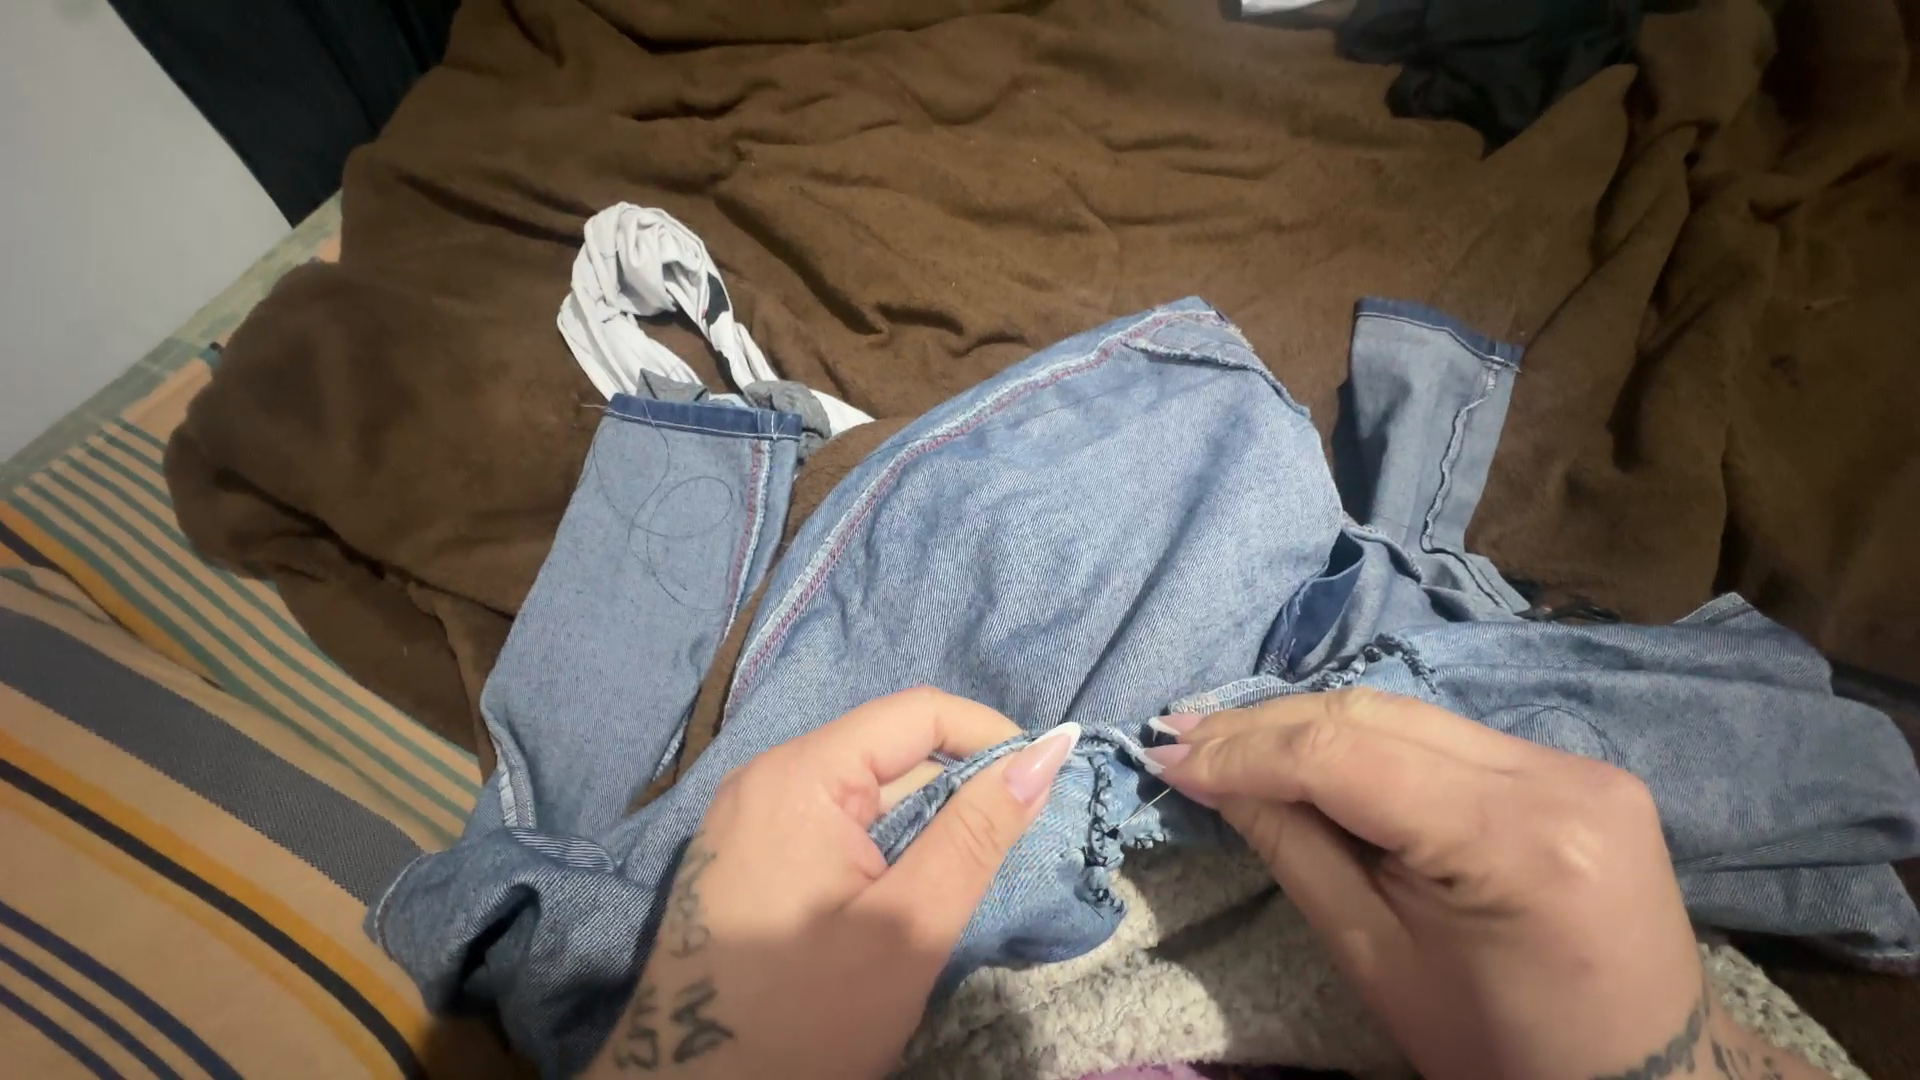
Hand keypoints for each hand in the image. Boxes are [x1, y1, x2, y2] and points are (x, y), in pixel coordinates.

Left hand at [582, 687, 1076, 1079]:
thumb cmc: (804, 1022)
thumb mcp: (909, 927)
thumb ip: (980, 832)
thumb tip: (1049, 754)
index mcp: (801, 774)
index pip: (917, 713)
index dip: (989, 735)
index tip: (1042, 780)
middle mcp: (770, 772)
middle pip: (891, 751)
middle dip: (957, 788)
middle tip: (1005, 846)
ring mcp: (752, 809)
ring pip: (866, 788)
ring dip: (922, 822)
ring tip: (955, 877)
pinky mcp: (750, 846)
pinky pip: (835, 818)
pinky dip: (883, 842)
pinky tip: (900, 890)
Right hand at [1144, 689, 1822, 1079]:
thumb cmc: (1495, 1046)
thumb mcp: (1371, 954)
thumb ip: (1287, 844)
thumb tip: (1204, 773)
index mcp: (1517, 844)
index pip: (1345, 759)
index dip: (1244, 752)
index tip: (1166, 757)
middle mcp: (1555, 777)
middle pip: (1368, 717)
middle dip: (1261, 726)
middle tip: (1180, 737)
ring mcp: (1569, 761)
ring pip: (1393, 711)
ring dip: (1297, 722)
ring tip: (1219, 736)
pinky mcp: (1563, 762)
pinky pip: (1426, 730)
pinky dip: (1349, 734)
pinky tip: (1294, 742)